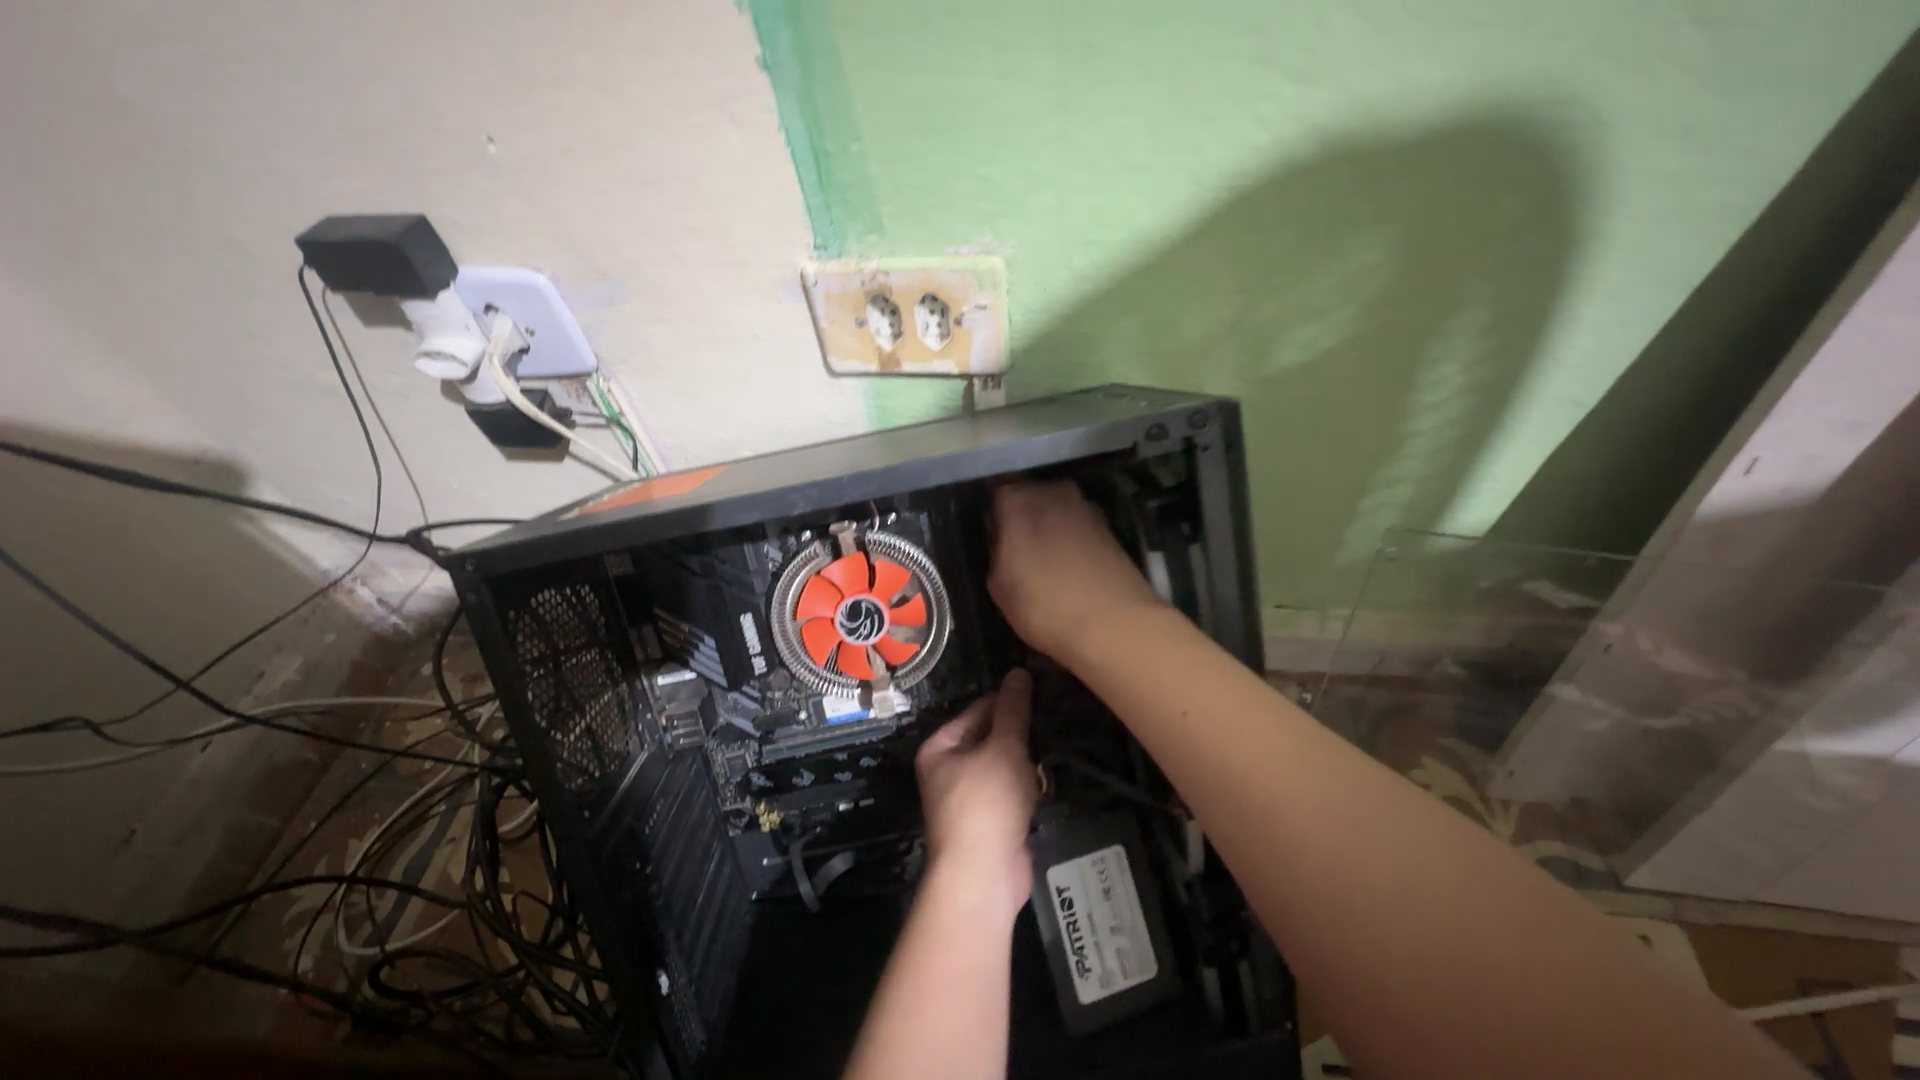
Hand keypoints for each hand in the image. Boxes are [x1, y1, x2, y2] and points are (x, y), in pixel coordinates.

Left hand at [915, 669, 1039, 919]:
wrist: (984, 874)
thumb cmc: (987, 802)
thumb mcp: (1003, 748)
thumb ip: (1013, 710)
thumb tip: (1018, 672)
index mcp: (940, 748)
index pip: (977, 710)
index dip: (1008, 701)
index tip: (1043, 691)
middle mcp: (948, 770)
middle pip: (989, 738)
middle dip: (1019, 734)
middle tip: (1055, 718)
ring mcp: (968, 798)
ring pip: (1003, 766)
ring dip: (1026, 762)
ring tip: (1053, 748)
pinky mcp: (989, 822)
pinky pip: (1010, 793)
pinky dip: (1027, 789)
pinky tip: (1046, 784)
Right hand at [990, 481, 1165, 662]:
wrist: (1113, 623)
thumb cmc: (1042, 604)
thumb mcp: (997, 585)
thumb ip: (997, 552)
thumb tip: (1004, 542)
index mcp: (1018, 500)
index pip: (996, 497)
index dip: (995, 521)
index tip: (995, 545)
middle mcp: (1053, 492)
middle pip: (1031, 499)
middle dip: (1024, 520)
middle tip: (1019, 554)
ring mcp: (1087, 507)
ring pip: (1058, 512)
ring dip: (1051, 530)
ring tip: (1049, 565)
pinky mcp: (1111, 527)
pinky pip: (1080, 528)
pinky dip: (1074, 542)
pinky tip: (1073, 569)